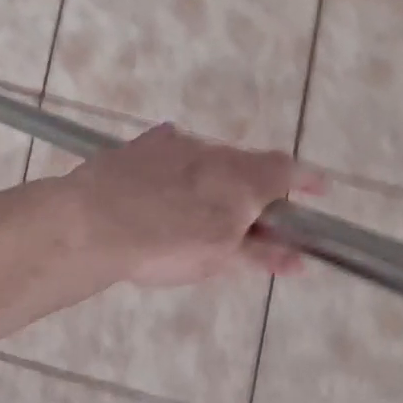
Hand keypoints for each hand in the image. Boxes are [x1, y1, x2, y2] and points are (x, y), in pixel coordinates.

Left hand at [63, 123, 326, 287]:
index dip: (304, 179)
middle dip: (250, 185)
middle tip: (249, 216)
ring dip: (209, 176)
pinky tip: (165, 181)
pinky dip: (173, 166)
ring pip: (200, 156)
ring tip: (201, 206)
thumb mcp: (219, 258)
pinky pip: (163, 151)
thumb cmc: (161, 246)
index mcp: (239, 178)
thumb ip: (261, 253)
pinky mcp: (128, 146)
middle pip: (240, 161)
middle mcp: (205, 151)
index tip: (316, 191)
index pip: (285, 168)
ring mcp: (162, 144)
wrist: (86, 222)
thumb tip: (297, 257)